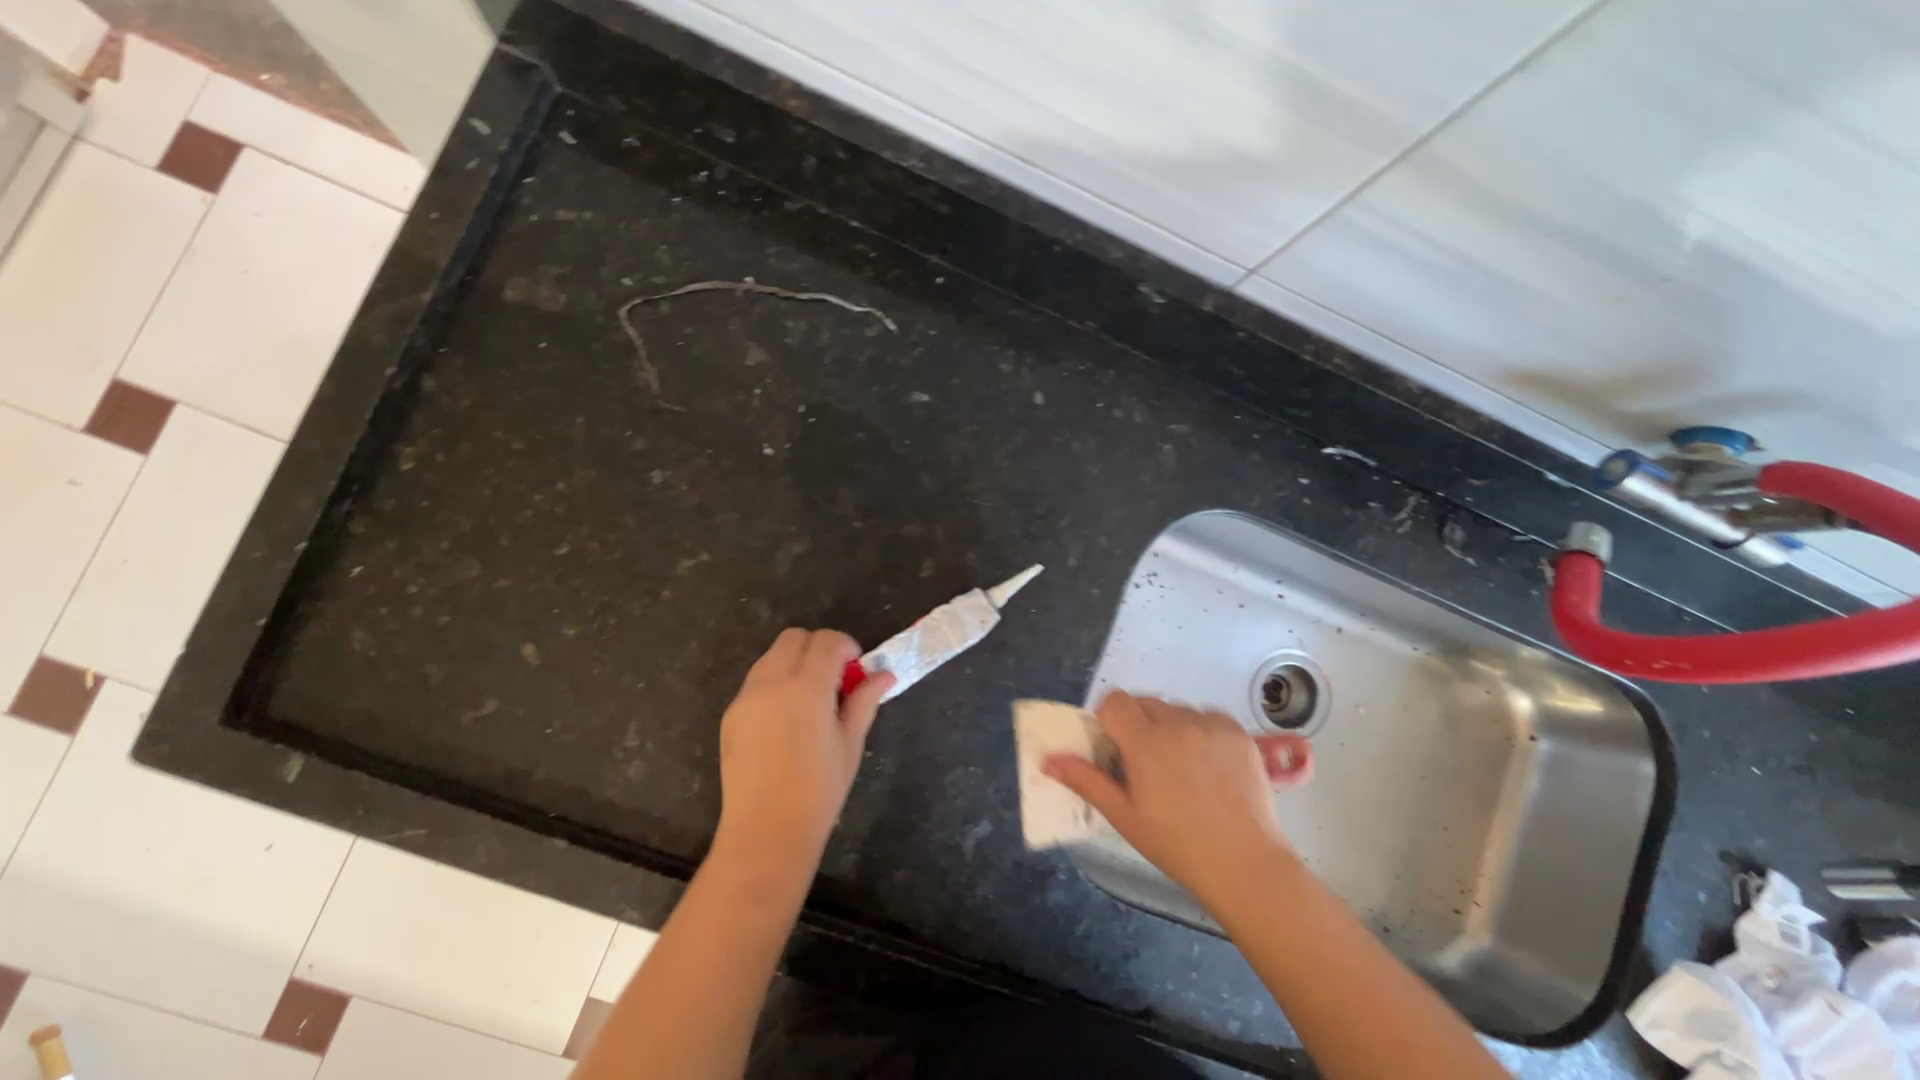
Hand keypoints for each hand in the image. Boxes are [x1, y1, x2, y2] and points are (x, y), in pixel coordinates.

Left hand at [715, 629, 894, 863]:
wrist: (767, 829)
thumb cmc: (819, 790)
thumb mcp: (851, 744)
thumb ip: (865, 702)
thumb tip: (884, 675)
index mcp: (808, 689)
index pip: (827, 642)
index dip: (846, 647)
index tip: (855, 668)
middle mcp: (772, 682)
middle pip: (794, 638)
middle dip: (818, 648)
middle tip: (834, 680)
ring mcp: (746, 697)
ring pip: (771, 656)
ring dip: (794, 663)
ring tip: (809, 700)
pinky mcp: (731, 714)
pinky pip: (755, 682)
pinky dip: (774, 684)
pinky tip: (785, 720)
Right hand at [1043, 692, 1303, 905]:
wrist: (1243, 862)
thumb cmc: (1175, 843)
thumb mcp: (1124, 815)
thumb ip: (1086, 780)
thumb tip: (1048, 759)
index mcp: (1146, 741)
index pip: (1115, 701)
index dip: (1109, 719)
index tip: (1114, 748)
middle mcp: (1179, 723)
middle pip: (1145, 703)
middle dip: (1137, 724)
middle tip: (1144, 764)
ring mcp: (1213, 726)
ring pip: (1177, 711)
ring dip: (1170, 728)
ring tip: (1180, 769)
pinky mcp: (1238, 733)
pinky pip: (1208, 718)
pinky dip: (1201, 733)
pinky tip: (1206, 767)